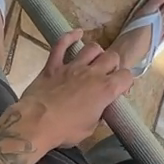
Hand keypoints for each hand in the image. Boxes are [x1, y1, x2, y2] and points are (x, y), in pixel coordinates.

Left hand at [12, 30, 134, 152]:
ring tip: (94, 59)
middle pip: (112, 57)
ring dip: (96, 52)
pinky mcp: (53, 65)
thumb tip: (99, 109)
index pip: (126, 76)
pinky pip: (61, 44)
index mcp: (105, 90)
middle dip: (113, 64)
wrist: (36, 123)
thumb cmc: (64, 130)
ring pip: (91, 48)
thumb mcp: (90, 128)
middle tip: (107, 74)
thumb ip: (98, 114)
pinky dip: (69, 37)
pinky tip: (77, 33)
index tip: (120, 88)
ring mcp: (72, 67)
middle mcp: (92, 73)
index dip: (125, 82)